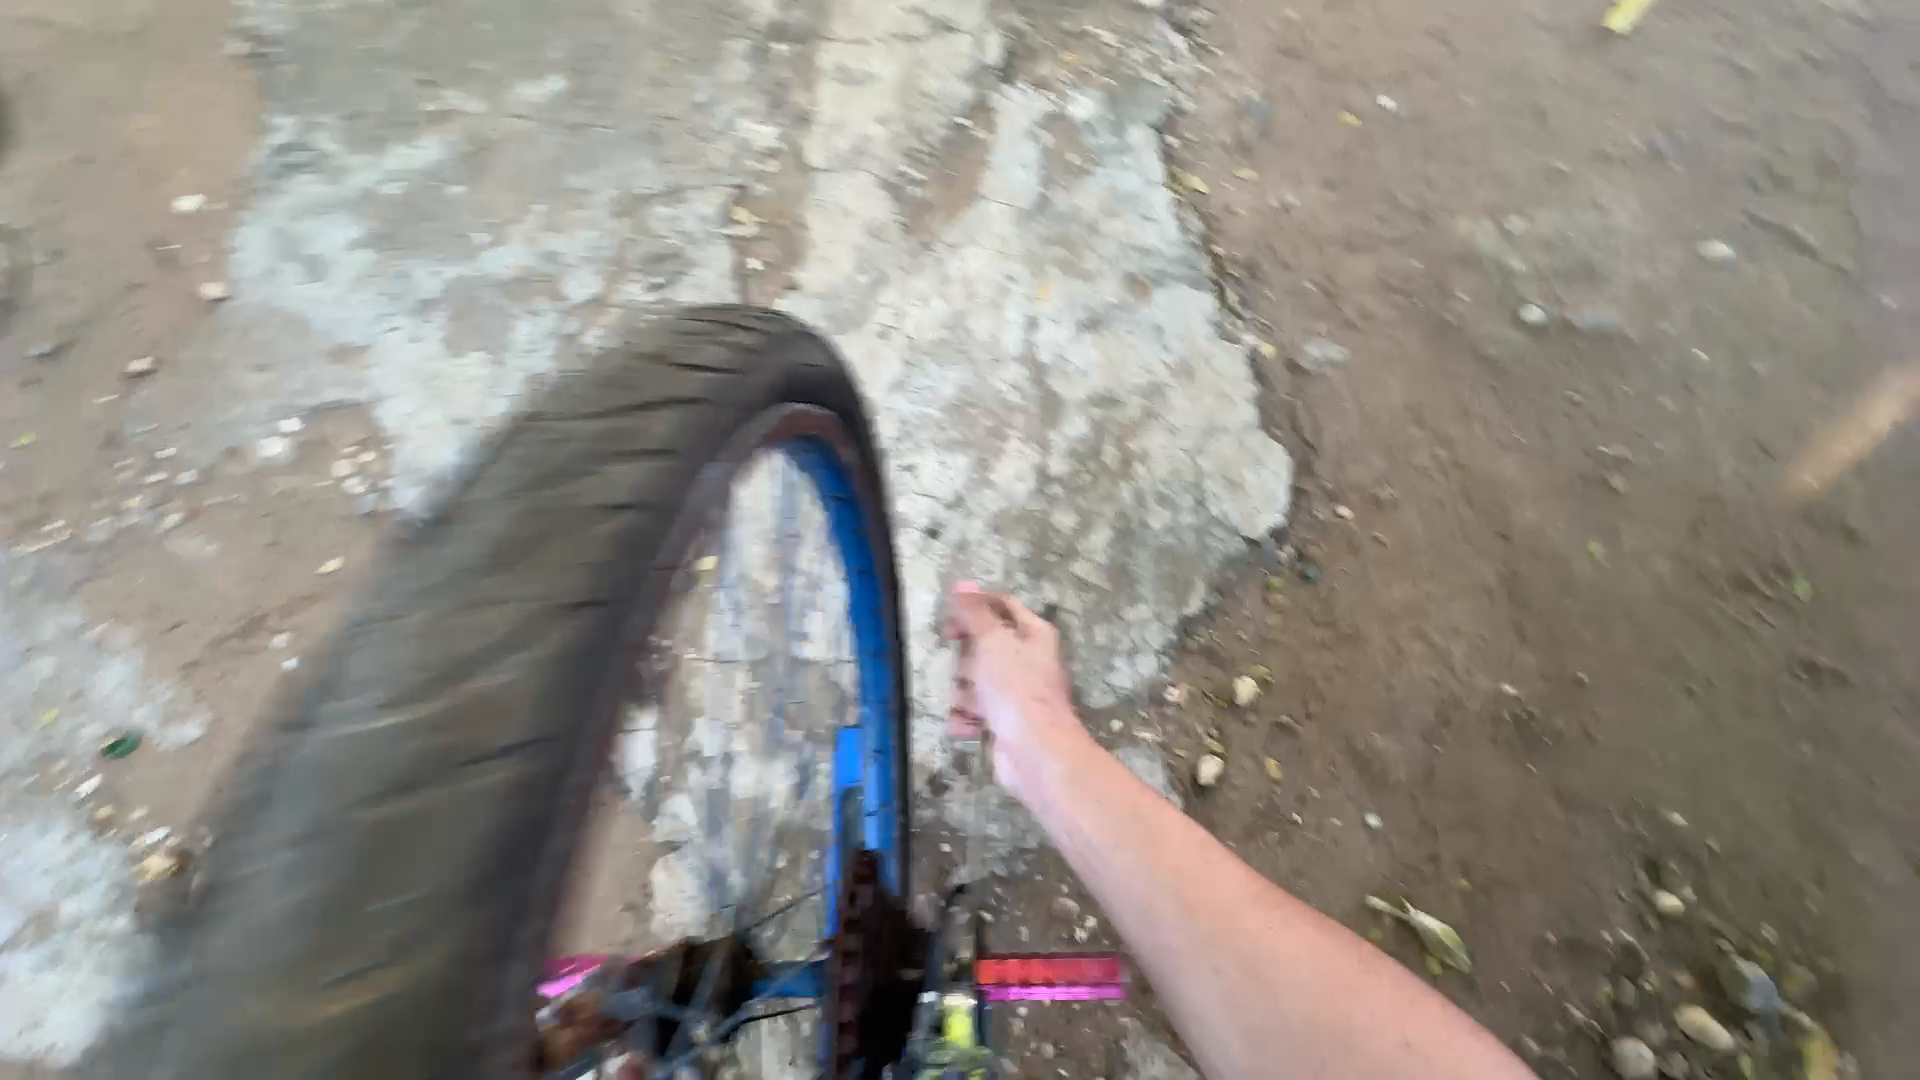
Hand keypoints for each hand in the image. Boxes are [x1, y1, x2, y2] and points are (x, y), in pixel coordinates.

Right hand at [942, 582, 1089, 802]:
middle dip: (967, 658)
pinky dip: (967, 719)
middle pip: (985, 645)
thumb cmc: (1015, 687)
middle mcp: (1028, 661)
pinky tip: (966, 726)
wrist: (1034, 751)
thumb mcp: (992, 641)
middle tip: (964, 666)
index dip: (975, 606)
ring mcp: (1016, 694)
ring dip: (965, 692)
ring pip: (976, 681)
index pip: (1003, 606)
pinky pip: (975, 712)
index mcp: (1033, 634)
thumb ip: (974, 612)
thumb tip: (962, 583)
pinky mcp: (1004, 722)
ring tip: (971, 703)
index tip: (950, 618)